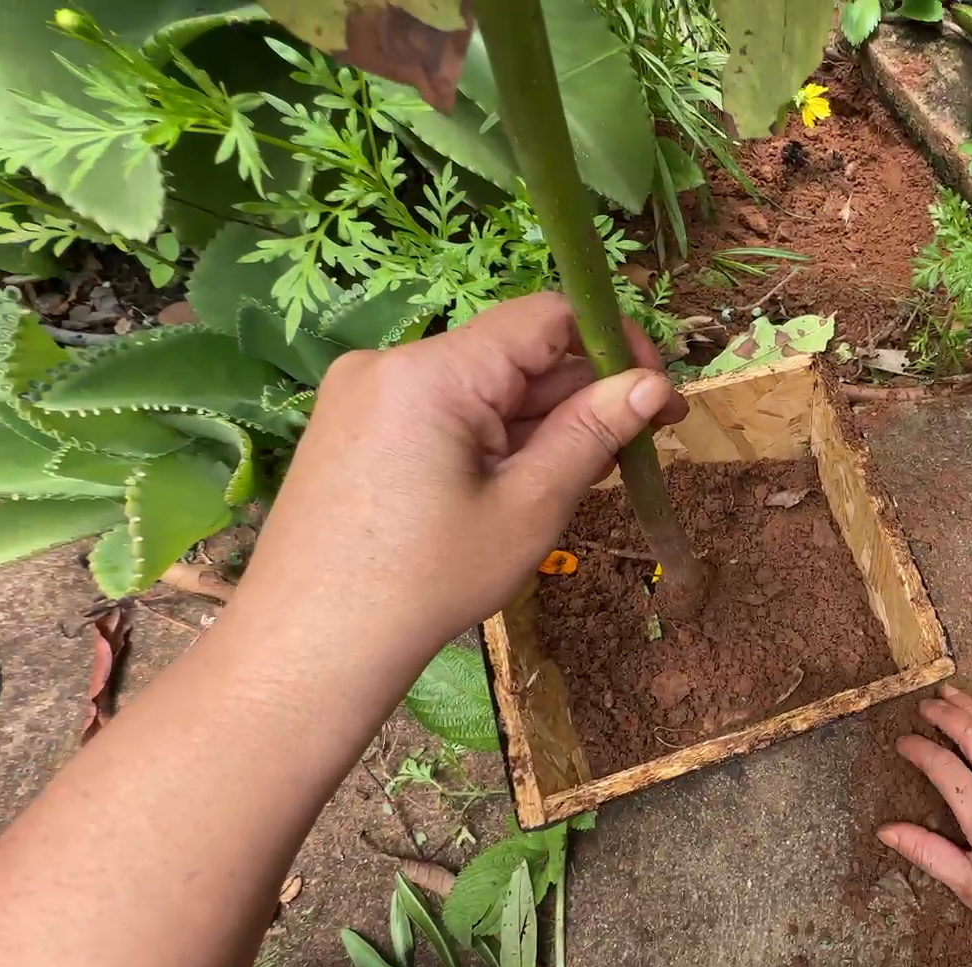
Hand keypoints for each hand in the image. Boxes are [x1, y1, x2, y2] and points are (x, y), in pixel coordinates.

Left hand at [235, 292, 688, 663]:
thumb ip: (594, 433)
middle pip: (520, 356)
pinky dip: (510, 437)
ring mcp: (374, 396)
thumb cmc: (432, 577)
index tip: (655, 394)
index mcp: (434, 373)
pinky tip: (540, 477)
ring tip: (598, 470)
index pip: (545, 317)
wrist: (315, 644)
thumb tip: (656, 384)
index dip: (613, 343)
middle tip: (647, 440)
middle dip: (590, 393)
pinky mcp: (367, 427)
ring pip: (494, 388)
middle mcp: (396, 365)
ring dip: (553, 421)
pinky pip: (459, 412)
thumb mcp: (532, 504)